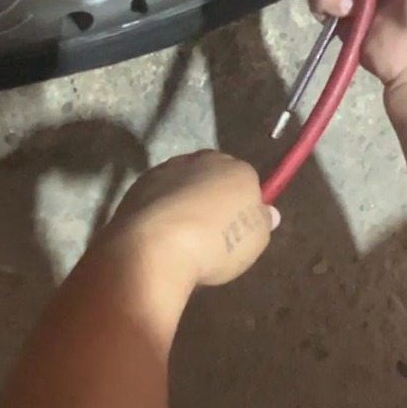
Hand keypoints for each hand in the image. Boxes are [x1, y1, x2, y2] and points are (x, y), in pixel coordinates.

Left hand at [97, 151, 274, 291]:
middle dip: (212, 197)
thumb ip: (262, 222)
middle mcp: (202, 160)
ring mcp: (167, 169)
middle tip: (211, 233)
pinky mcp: (138, 184)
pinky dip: (160, 210)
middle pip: (213, 177)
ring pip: (183, 184)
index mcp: (237, 169)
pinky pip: (158, 196)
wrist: (154, 246)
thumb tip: (268, 211)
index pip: (247, 181)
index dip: (243, 206)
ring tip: (181, 238)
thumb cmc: (215, 244)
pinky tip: (159, 235)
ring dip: (184, 202)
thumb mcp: (254, 241)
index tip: (237, 230)